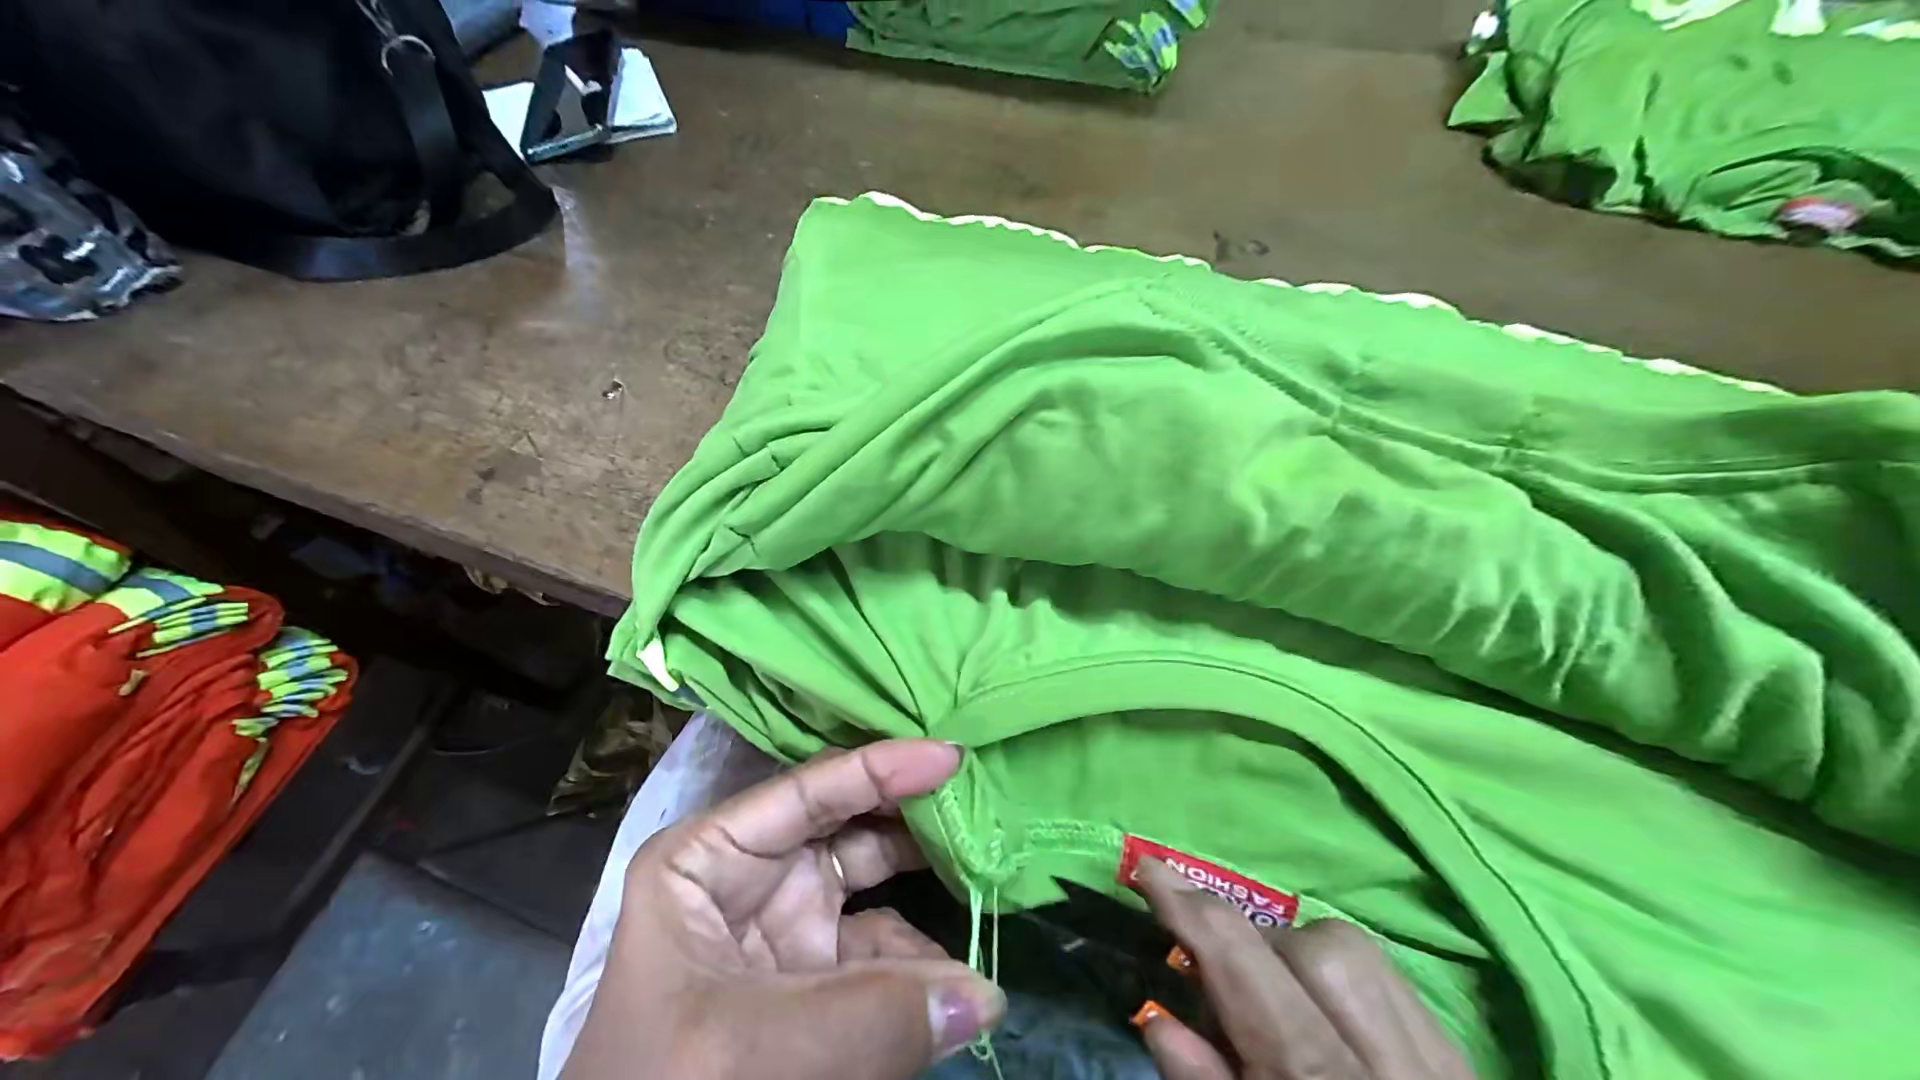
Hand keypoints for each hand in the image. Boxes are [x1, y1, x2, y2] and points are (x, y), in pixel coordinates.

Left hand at [562, 739, 1005, 1079]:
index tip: (952, 756)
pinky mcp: (812, 979)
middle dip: (909, 809)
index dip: (881, 767)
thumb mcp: (748, 1049)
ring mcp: (785, 925)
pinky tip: (957, 988)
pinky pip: (879, 951)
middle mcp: (750, 874)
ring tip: (985, 877)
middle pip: (846, 820)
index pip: (807, 790)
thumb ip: (868, 1018)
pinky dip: (920, 964)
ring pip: (870, 879)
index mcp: (707, 857)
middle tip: (976, 801)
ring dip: (926, 881)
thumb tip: (986, 995)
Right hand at [1134, 859, 1475, 1079]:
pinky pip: (1398, 989)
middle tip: (1227, 993)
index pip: (1251, 975)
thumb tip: (1161, 1021)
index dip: (1193, 911)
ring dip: (1300, 959)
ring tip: (1279, 1005)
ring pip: (1361, 956)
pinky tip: (1328, 1021)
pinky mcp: (1468, 1077)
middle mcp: (1392, 1077)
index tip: (1148, 870)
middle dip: (1256, 950)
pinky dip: (1344, 984)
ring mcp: (1445, 1077)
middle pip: (1318, 952)